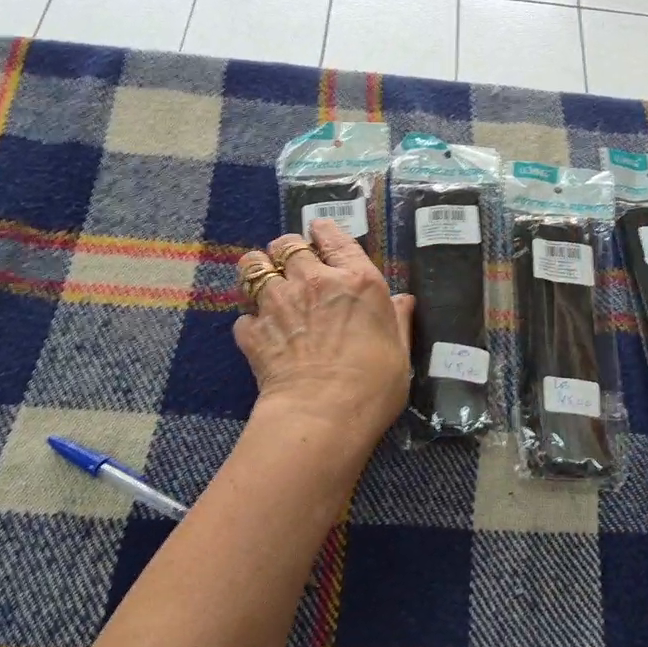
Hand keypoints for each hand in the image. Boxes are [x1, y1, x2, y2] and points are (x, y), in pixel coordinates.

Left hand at [233, 220, 415, 451]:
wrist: (324, 415)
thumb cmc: (374, 385)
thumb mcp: (400, 351)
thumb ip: (398, 320)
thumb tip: (403, 300)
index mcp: (356, 280)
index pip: (333, 236)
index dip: (323, 231)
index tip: (319, 234)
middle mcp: (314, 281)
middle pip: (287, 244)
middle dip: (287, 249)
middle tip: (291, 265)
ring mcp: (278, 303)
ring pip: (253, 266)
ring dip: (258, 272)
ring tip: (264, 285)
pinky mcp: (253, 330)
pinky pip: (243, 315)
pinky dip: (250, 322)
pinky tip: (260, 334)